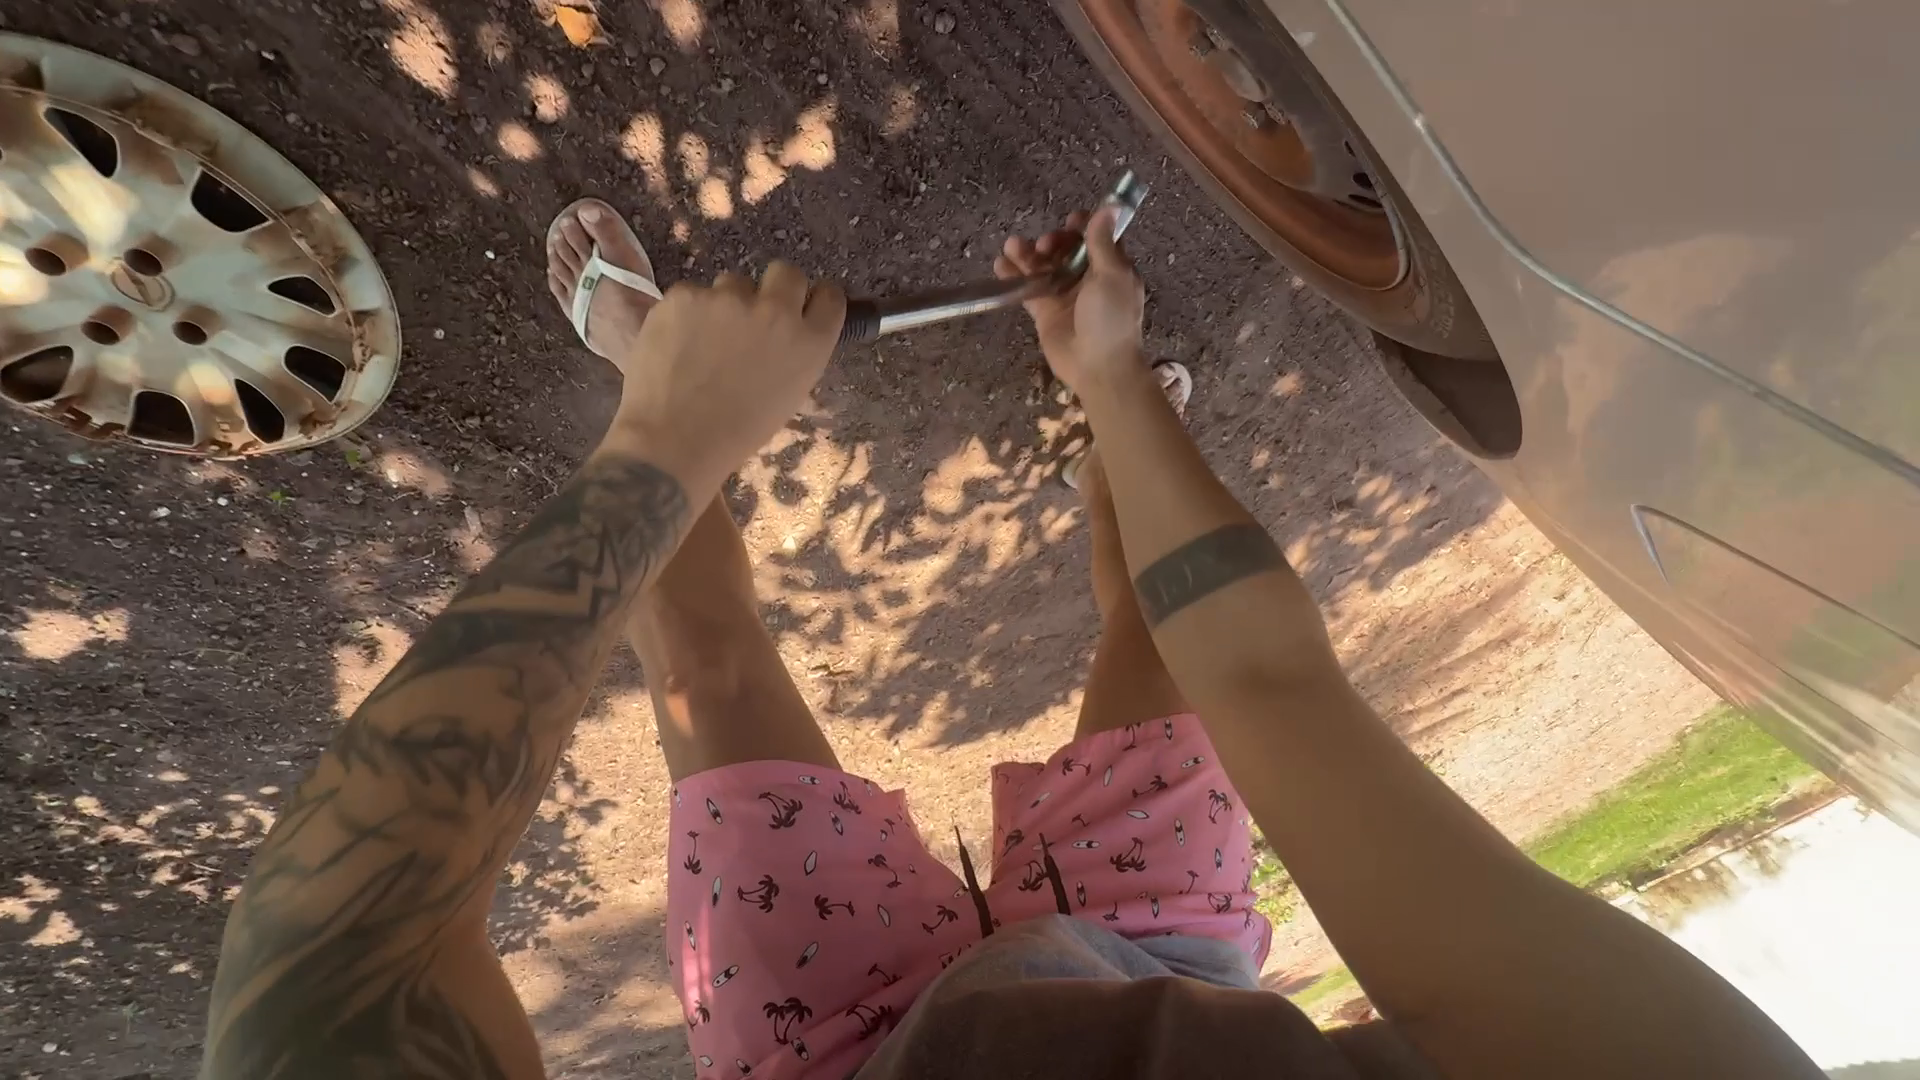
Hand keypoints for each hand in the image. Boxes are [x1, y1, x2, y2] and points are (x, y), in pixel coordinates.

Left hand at [611, 263, 845, 484]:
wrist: (676, 439)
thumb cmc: (738, 432)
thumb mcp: (787, 396)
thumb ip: (794, 355)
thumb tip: (785, 336)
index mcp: (809, 343)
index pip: (830, 297)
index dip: (815, 300)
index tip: (802, 310)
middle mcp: (776, 311)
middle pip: (786, 272)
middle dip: (774, 289)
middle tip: (755, 317)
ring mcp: (728, 298)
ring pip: (733, 283)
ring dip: (726, 303)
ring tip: (706, 341)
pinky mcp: (685, 294)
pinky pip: (693, 295)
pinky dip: (687, 315)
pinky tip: (677, 345)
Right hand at [994, 205, 1145, 393]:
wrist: (1097, 366)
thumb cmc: (1110, 319)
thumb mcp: (1112, 275)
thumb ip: (1103, 243)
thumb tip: (1108, 207)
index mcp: (1111, 268)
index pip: (1095, 239)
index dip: (1082, 227)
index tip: (1070, 221)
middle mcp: (1087, 280)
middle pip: (1065, 250)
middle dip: (1052, 242)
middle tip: (1043, 245)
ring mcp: (1064, 296)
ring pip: (1043, 267)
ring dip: (1027, 254)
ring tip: (1011, 247)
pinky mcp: (1044, 312)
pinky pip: (1028, 289)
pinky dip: (1014, 276)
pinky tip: (1001, 265)